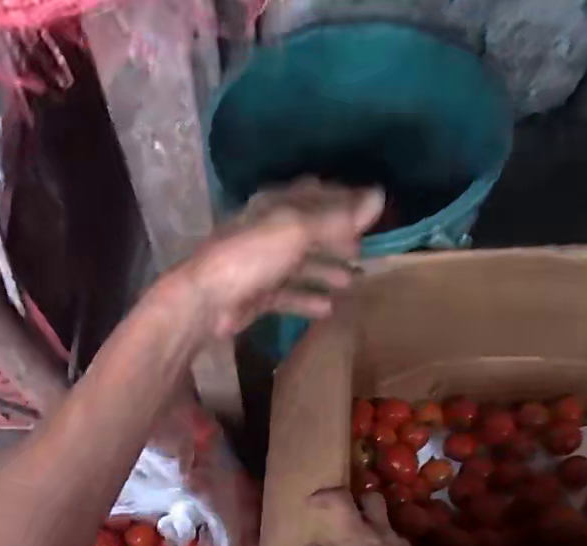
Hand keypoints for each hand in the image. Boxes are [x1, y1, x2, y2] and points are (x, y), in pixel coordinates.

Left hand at [168, 179, 384, 336]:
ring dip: (328, 271)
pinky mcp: (257, 296)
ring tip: (353, 282)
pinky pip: (289, 295)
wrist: (206, 300)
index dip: (347, 200)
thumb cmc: (252, 255)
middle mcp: (270, 231)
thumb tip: (379, 196)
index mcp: (277, 206)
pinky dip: (309, 300)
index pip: (318, 194)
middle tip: (367, 253)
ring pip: (302, 265)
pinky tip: (329, 309)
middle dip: (339, 240)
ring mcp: (263, 265)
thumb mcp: (298, 230)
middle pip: (311, 231)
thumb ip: (338, 218)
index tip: (375, 211)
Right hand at [297, 487, 448, 545]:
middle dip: (356, 500)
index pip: (341, 499)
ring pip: (384, 520)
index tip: (311, 503)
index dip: (324, 495)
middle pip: (372, 499)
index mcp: (358, 535)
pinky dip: (379, 545)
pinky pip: (392, 541)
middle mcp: (381, 532)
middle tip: (343, 516)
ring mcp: (399, 544)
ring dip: (369, 524)